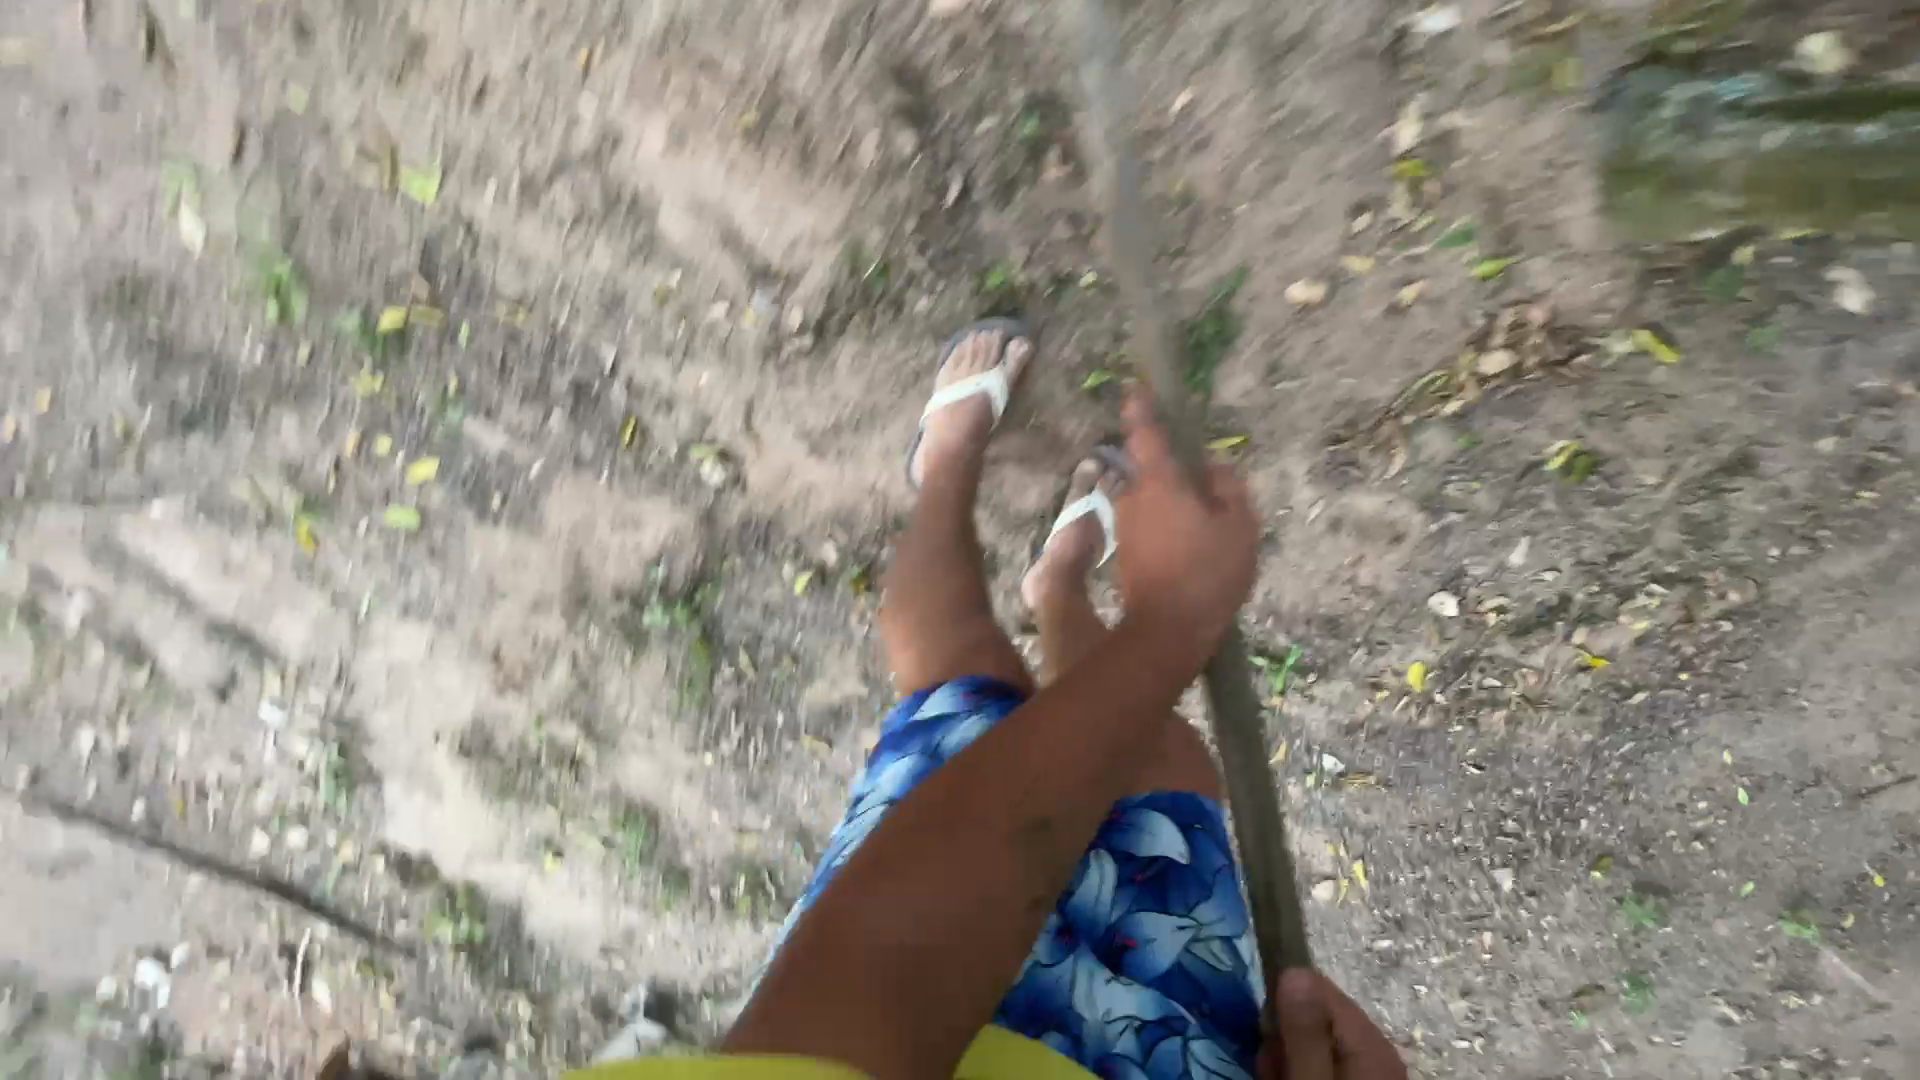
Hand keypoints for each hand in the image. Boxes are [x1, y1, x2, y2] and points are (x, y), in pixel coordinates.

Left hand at [1113, 388, 1258, 662]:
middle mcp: (1133, 498)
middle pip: (1146, 469)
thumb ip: (1228, 487)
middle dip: (1167, 468)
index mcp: (1159, 482)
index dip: (1140, 409)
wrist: (1168, 628)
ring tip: (1202, 520)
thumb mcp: (1238, 525)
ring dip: (1166, 500)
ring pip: (1145, 499)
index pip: (1145, 435)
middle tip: (1202, 484)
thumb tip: (1213, 467)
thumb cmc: (1208, 571)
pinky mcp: (1125, 551)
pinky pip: (1146, 522)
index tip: (1136, 388)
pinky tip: (1189, 543)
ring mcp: (1125, 526)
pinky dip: (1163, 522)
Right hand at [1260, 970, 1406, 1079]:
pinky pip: (1322, 1055)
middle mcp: (1373, 1042)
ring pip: (1311, 1033)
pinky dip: (1303, 1065)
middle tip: (1273, 1064)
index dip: (1281, 1002)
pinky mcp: (1361, 1078)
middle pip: (1310, 1008)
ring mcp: (1369, 1064)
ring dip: (1287, 1051)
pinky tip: (1292, 1078)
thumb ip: (1305, 1031)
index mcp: (1368, 1037)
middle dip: (1283, 1032)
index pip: (1314, 982)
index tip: (1267, 1031)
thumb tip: (1293, 969)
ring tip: (1280, 1076)